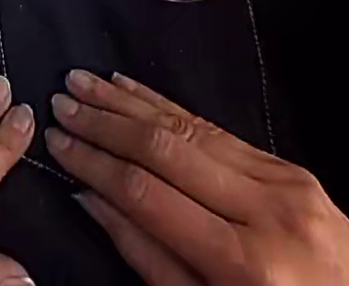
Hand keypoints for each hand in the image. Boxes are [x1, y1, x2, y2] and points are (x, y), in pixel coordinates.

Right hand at [46, 71, 348, 285]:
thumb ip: (152, 262)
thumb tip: (96, 200)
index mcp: (247, 265)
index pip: (147, 192)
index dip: (93, 161)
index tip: (58, 142)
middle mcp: (266, 209)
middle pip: (164, 145)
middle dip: (104, 120)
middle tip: (62, 101)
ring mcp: (284, 180)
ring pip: (186, 124)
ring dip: (128, 101)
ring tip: (86, 83)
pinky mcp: (290, 167)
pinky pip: (216, 127)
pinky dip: (168, 106)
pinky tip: (137, 90)